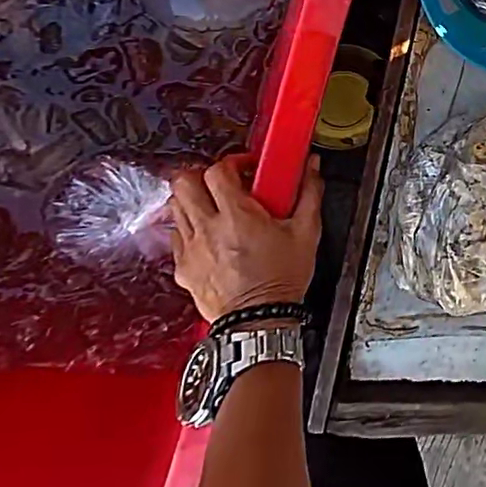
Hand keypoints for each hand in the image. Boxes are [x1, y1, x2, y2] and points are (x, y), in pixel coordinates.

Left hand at [170, 154, 322, 321]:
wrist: (259, 324)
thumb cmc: (281, 281)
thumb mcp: (306, 233)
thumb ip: (309, 194)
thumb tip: (311, 168)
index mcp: (237, 215)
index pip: (217, 170)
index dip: (231, 162)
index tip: (245, 168)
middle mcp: (207, 228)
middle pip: (183, 181)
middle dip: (200, 175)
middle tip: (220, 182)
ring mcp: (191, 249)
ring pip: (175, 206)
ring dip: (192, 200)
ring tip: (213, 206)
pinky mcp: (183, 268)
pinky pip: (176, 236)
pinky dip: (188, 228)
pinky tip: (207, 235)